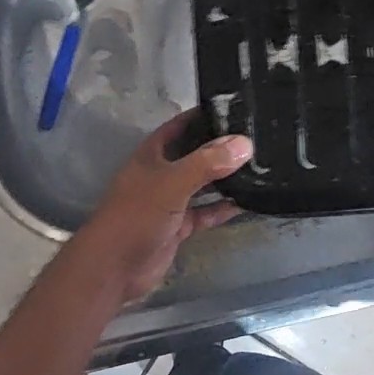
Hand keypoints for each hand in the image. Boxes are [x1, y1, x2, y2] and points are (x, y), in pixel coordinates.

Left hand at [75, 112, 252, 303]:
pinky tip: (247, 202)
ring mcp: (170, 201)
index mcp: (152, 154)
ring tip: (259, 167)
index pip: (180, 125)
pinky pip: (205, 212)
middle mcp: (161, 173)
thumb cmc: (137, 216)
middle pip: (194, 154)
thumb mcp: (173, 183)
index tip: (236, 107)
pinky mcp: (178, 226)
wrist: (114, 267)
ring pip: (202, 184)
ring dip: (225, 178)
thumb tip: (244, 143)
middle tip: (255, 138)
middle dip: (220, 147)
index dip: (203, 115)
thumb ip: (207, 163)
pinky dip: (222, 208)